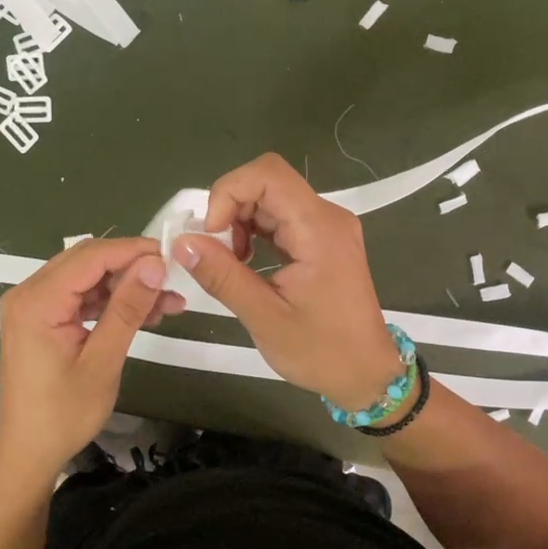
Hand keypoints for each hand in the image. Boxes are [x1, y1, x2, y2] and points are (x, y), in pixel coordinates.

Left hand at [0, 238, 183, 478]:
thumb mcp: (102, 361)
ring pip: (85, 280)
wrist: (29, 450)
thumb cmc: (63, 413)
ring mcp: (30, 307)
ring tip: (168, 305)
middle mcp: (27, 294)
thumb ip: (127, 309)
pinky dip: (108, 304)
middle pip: (86, 262)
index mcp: (36, 301)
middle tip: (173, 284)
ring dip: (124, 288)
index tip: (173, 257)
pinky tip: (143, 314)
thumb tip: (155, 265)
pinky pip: (77, 299)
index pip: (90, 256)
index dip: (132, 251)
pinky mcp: (38, 321)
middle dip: (131, 269)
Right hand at [172, 153, 400, 406]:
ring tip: (229, 264)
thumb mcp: (264, 318)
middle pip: (267, 183)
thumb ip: (222, 276)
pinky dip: (254, 232)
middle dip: (229, 209)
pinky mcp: (322, 240)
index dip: (228, 193)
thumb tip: (182, 243)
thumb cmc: (320, 351)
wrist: (365, 374)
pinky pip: (281, 218)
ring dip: (239, 222)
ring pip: (271, 199)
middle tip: (214, 254)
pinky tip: (244, 263)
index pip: (267, 175)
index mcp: (318, 229)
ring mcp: (326, 227)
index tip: (211, 236)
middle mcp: (326, 217)